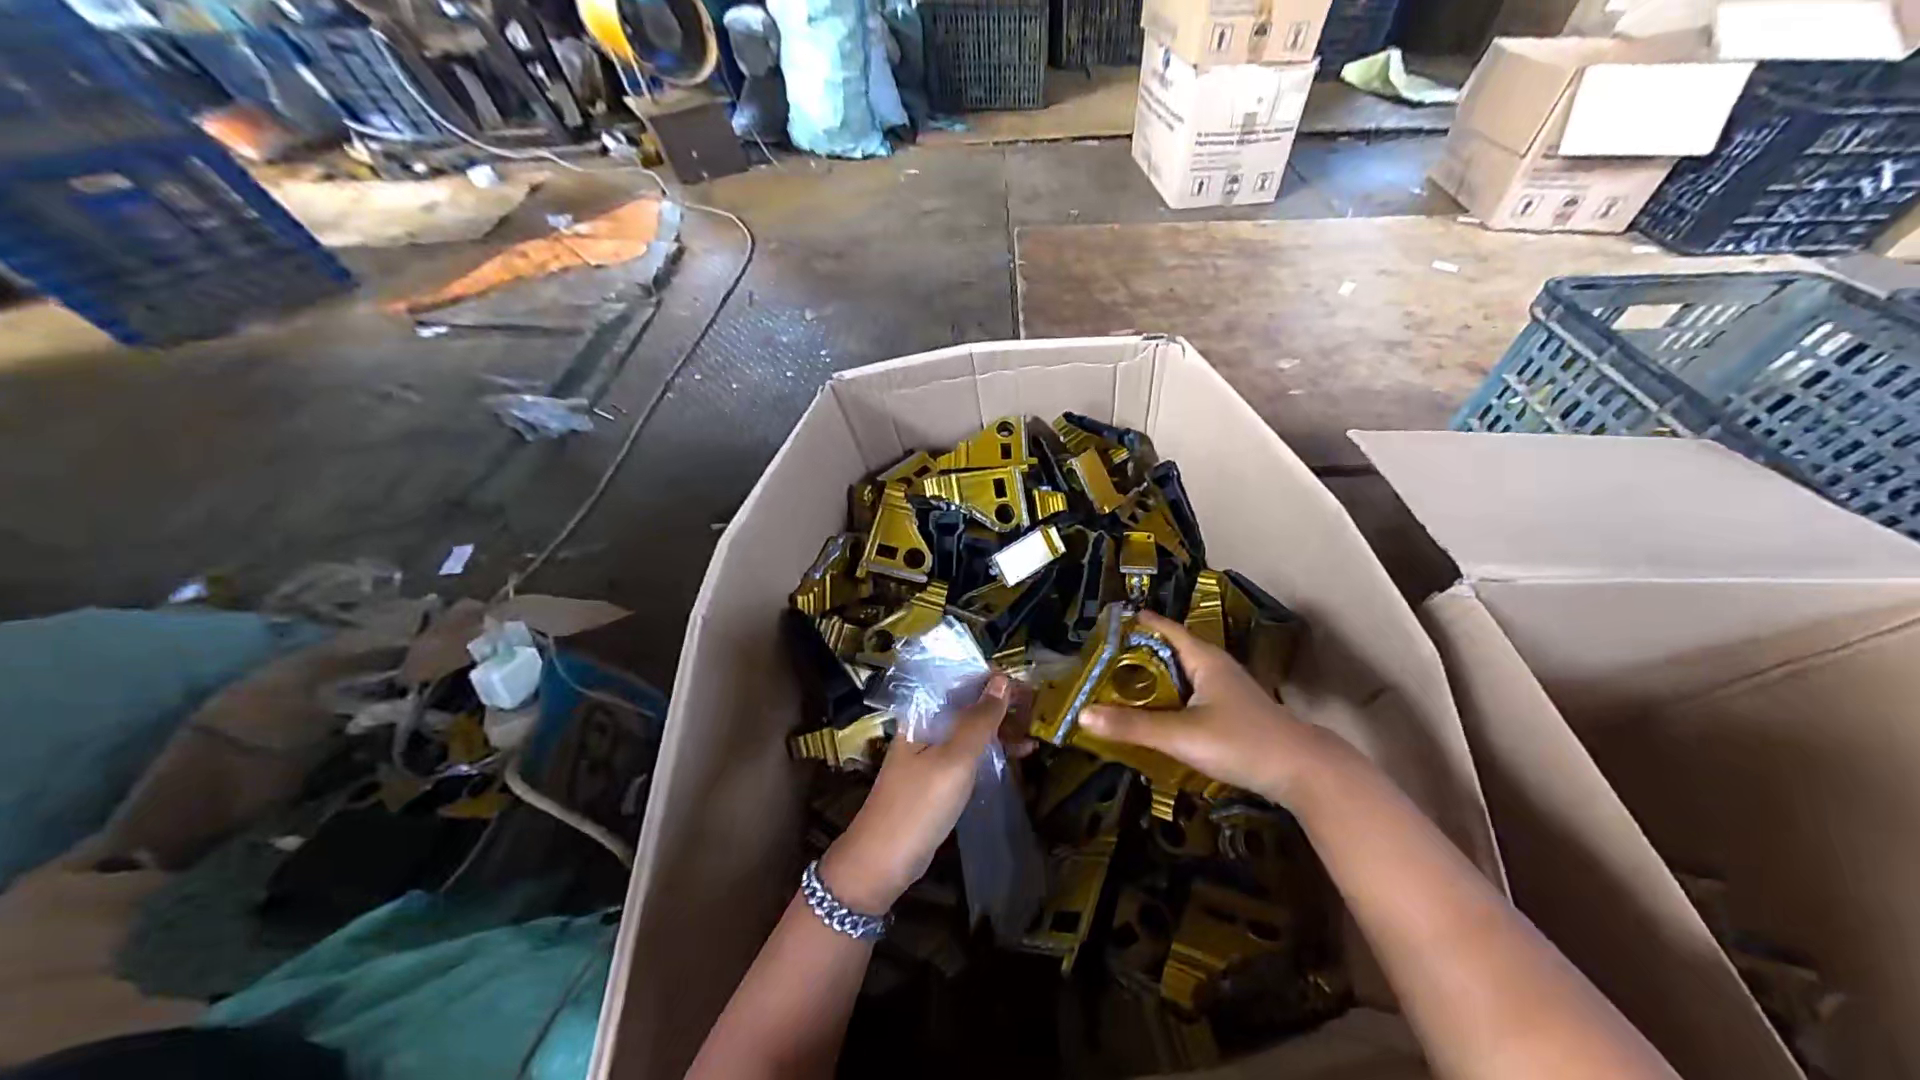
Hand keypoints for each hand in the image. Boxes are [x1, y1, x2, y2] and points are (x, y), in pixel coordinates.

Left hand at [818, 673, 1013, 912]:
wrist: (883, 861)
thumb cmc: (919, 805)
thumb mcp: (955, 759)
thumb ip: (979, 719)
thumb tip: (1002, 680)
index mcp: (922, 713)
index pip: (959, 681)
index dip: (992, 679)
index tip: (1027, 687)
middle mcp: (925, 726)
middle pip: (966, 703)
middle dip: (1001, 704)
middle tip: (1037, 710)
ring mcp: (930, 752)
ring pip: (970, 729)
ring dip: (1000, 727)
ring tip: (1034, 732)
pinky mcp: (937, 776)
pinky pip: (969, 752)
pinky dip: (992, 749)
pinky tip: (1018, 754)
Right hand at [1081, 610, 1348, 807]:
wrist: (1302, 772)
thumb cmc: (1241, 742)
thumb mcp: (1181, 735)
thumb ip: (1133, 726)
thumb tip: (1082, 716)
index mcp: (1203, 658)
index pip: (1162, 627)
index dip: (1133, 623)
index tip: (1102, 626)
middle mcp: (1213, 666)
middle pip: (1166, 651)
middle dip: (1133, 655)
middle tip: (1097, 663)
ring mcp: (1223, 689)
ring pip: (1177, 675)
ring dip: (1149, 679)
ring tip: (1114, 688)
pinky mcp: (1228, 712)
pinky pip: (1186, 695)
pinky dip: (1164, 698)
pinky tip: (1149, 715)